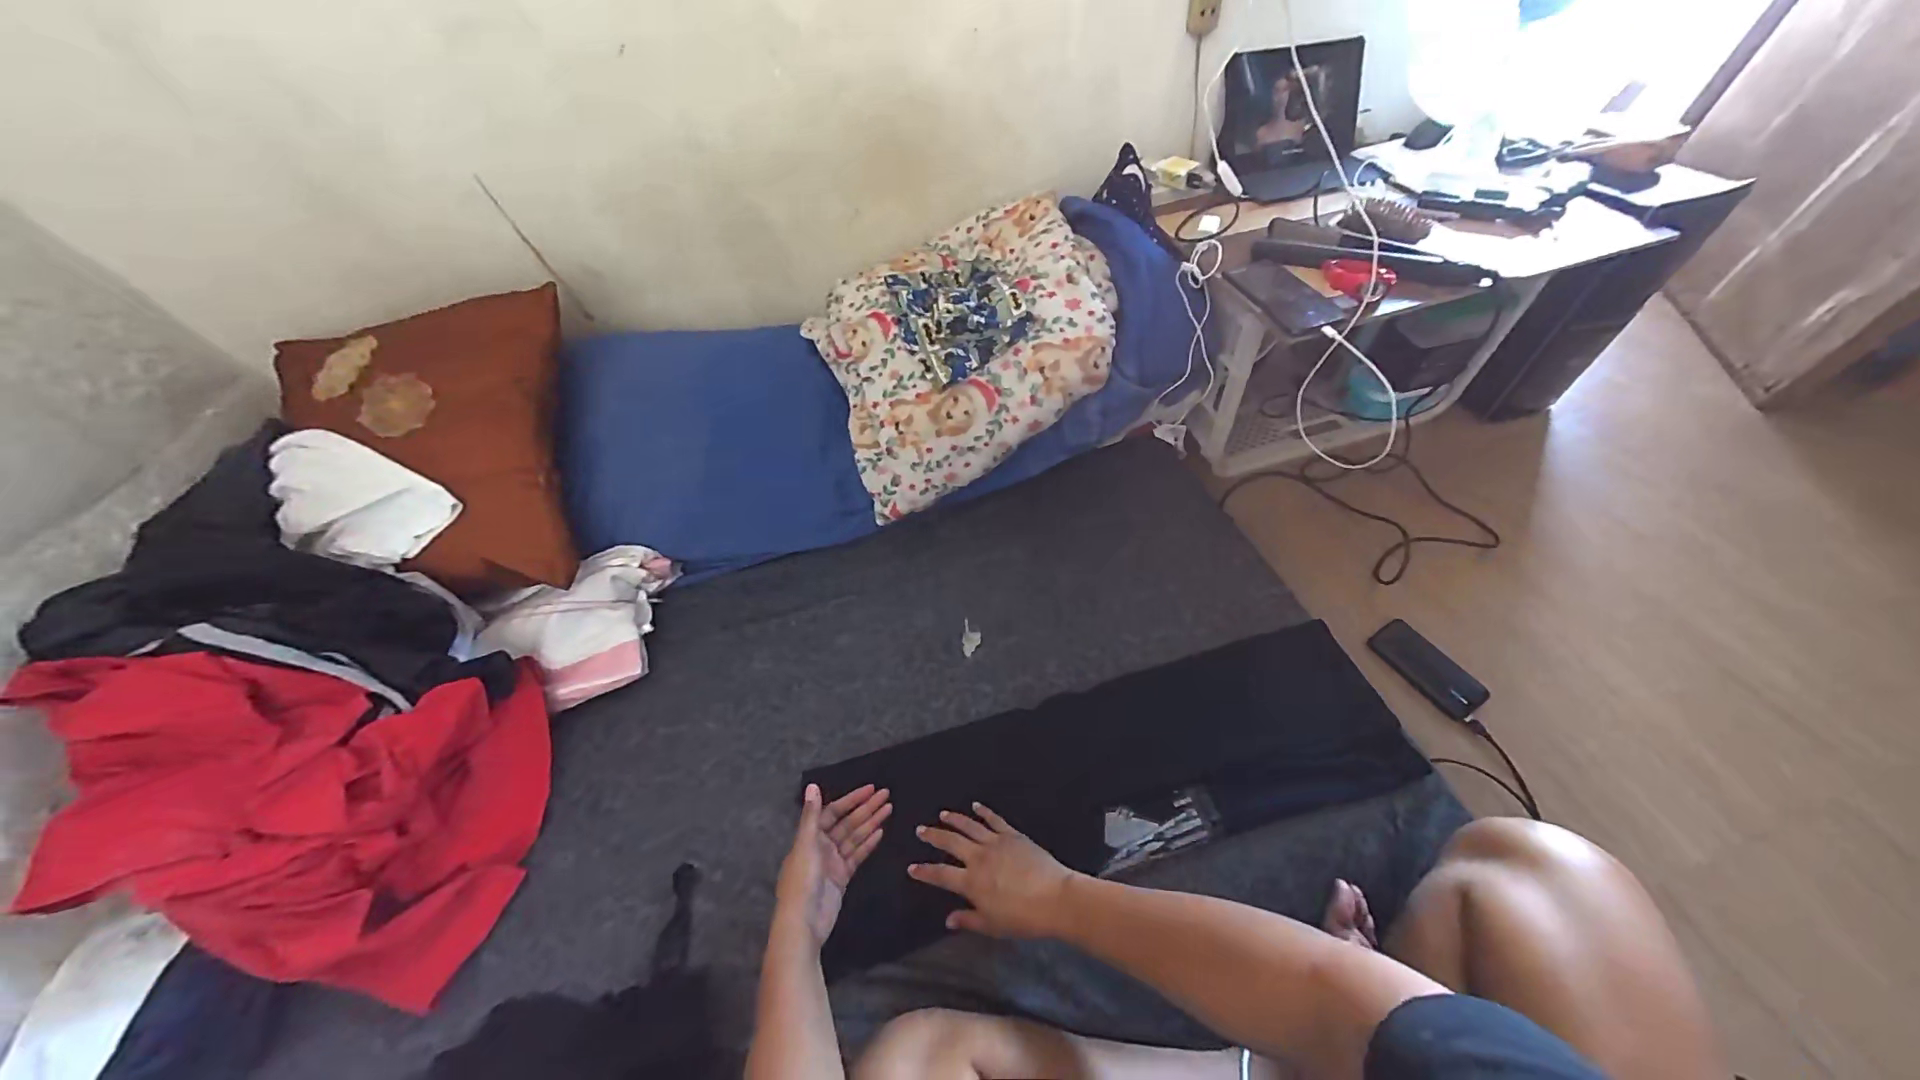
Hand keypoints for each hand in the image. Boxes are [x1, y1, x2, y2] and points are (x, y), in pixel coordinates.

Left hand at [775, 783, 890, 946]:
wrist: (803, 923)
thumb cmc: (802, 880)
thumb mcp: (806, 844)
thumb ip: (811, 815)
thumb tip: (812, 785)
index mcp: (810, 836)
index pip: (834, 811)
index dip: (852, 799)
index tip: (871, 789)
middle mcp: (822, 845)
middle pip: (847, 822)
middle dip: (866, 808)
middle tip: (886, 795)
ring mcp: (833, 861)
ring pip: (855, 837)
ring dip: (871, 822)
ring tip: (889, 809)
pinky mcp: (842, 877)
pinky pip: (857, 855)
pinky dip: (868, 843)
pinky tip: (881, 832)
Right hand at [908, 803, 1078, 939]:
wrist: (1055, 898)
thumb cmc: (1023, 917)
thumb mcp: (992, 925)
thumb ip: (968, 919)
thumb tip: (949, 919)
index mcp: (971, 882)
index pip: (941, 874)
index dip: (924, 871)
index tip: (912, 867)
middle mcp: (979, 858)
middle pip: (951, 842)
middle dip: (934, 836)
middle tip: (921, 829)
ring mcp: (996, 843)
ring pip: (969, 826)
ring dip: (954, 819)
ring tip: (942, 814)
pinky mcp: (1013, 835)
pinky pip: (994, 820)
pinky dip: (984, 812)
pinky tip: (976, 806)